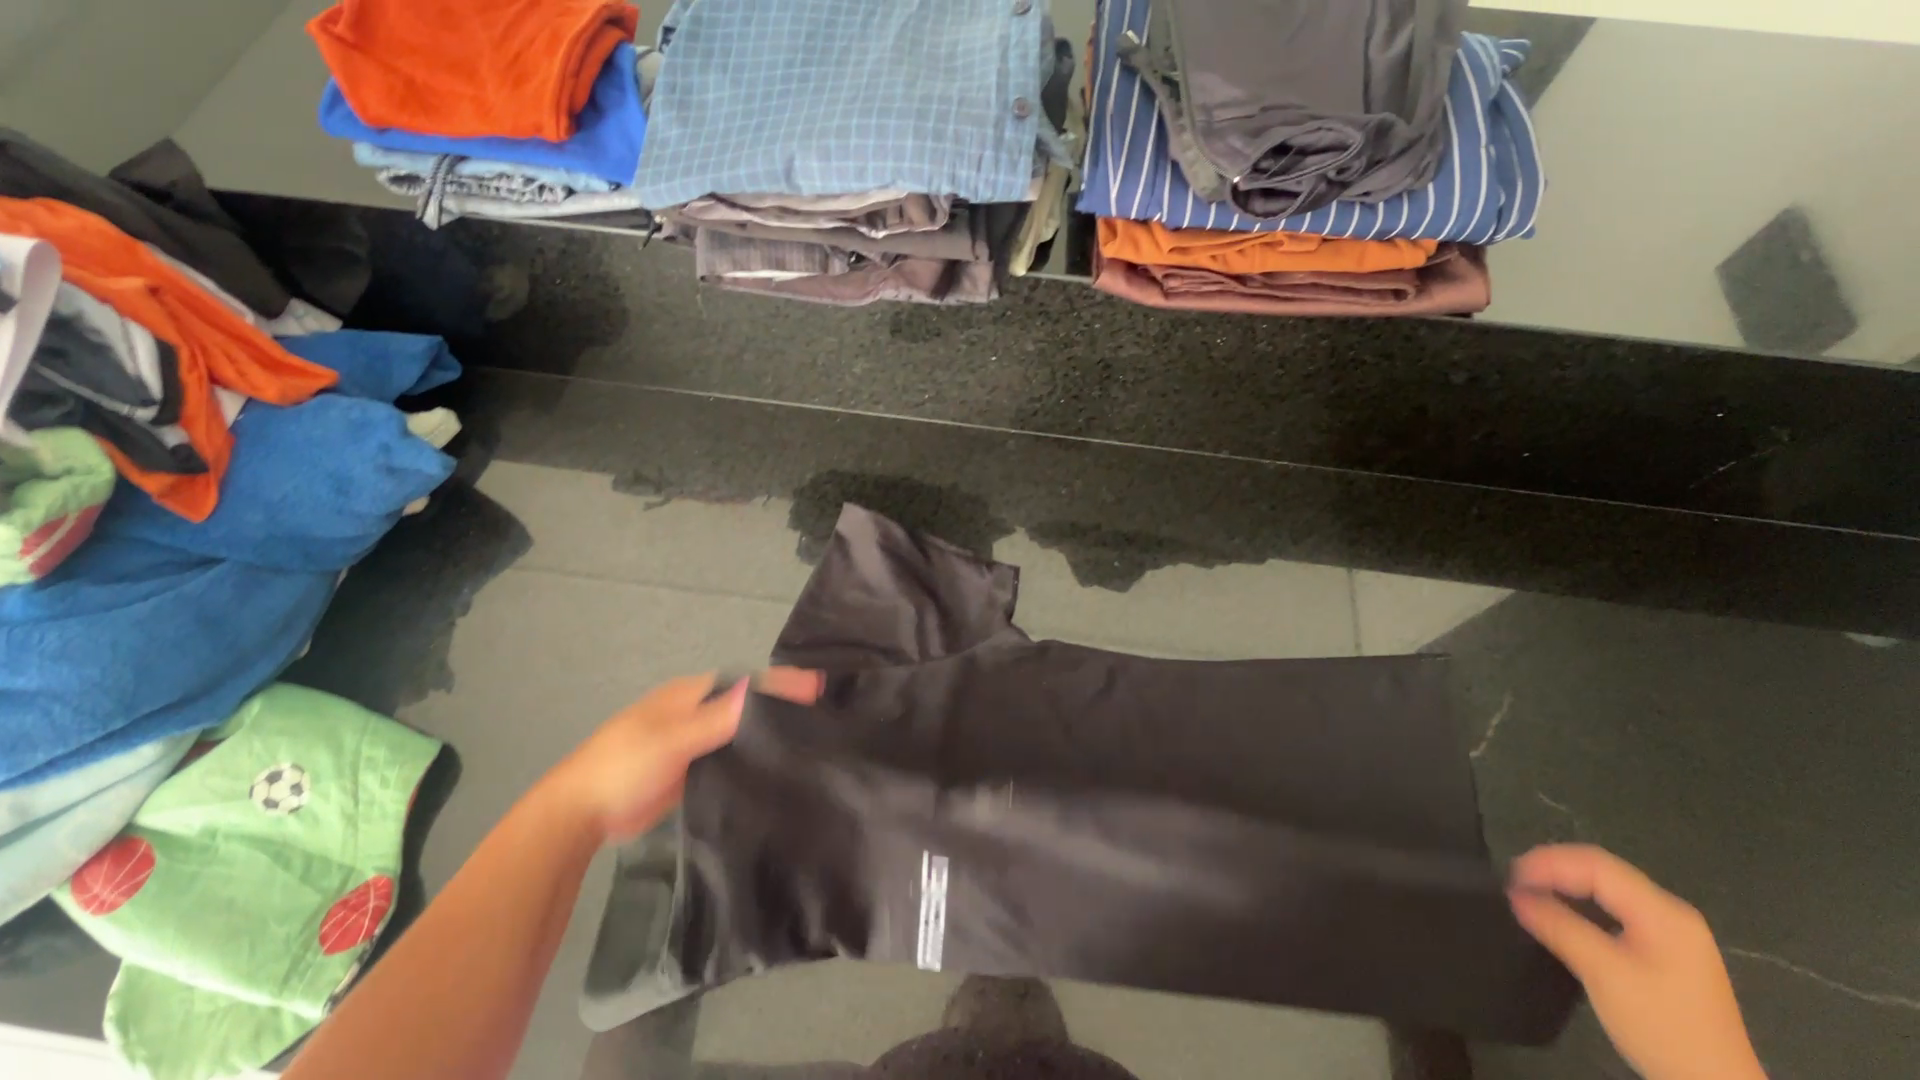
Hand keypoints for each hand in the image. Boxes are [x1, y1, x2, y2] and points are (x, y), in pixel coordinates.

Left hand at [542, 668, 821, 840]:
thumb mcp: (671, 740)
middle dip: (781, 705)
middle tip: (825, 714)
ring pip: (740, 733)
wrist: (580, 815)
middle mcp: (694, 714)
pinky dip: (753, 759)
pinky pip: (730, 759)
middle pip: (745, 705)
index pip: (744, 683)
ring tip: (813, 741)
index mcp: (689, 696)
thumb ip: (715, 718)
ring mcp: (692, 744)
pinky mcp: (692, 773)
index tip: (819, 686)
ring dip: (769, 733)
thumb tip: (758, 687)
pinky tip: (776, 772)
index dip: (780, 683)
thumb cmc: (623, 767)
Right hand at [1510, 844, 1763, 1079]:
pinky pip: (1617, 915)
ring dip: (1568, 888)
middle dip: (1556, 871)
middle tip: (1515, 883)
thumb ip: (1560, 927)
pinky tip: (1563, 919)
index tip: (1511, 876)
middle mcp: (1670, 915)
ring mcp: (1672, 936)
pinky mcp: (1665, 955)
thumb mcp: (1605, 974)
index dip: (1550, 863)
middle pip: (1605, 874)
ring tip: (1530, 896)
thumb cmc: (1662, 1025)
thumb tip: (1517, 895)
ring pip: (1610, 893)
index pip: (1598, 866)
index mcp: (1662, 912)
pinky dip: (1584, 908)